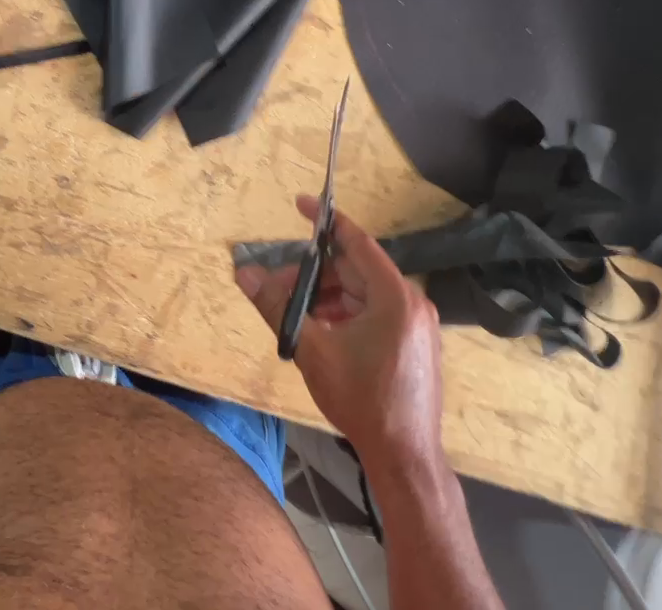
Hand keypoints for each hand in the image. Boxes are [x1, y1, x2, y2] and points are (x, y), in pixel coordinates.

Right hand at [237, 195, 445, 473]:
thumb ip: (276, 306)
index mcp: (394, 297)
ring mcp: (417, 325)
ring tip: (297, 317)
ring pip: (363, 294)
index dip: (327, 221)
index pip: (357, 243)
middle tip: (280, 288)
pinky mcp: (415, 344)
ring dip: (327, 297)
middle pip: (355, 271)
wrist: (404, 456)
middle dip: (315, 275)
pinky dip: (345, 313)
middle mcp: (412, 303)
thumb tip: (243, 273)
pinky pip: (374, 313)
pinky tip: (321, 333)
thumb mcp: (311, 349)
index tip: (301, 204)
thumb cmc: (361, 398)